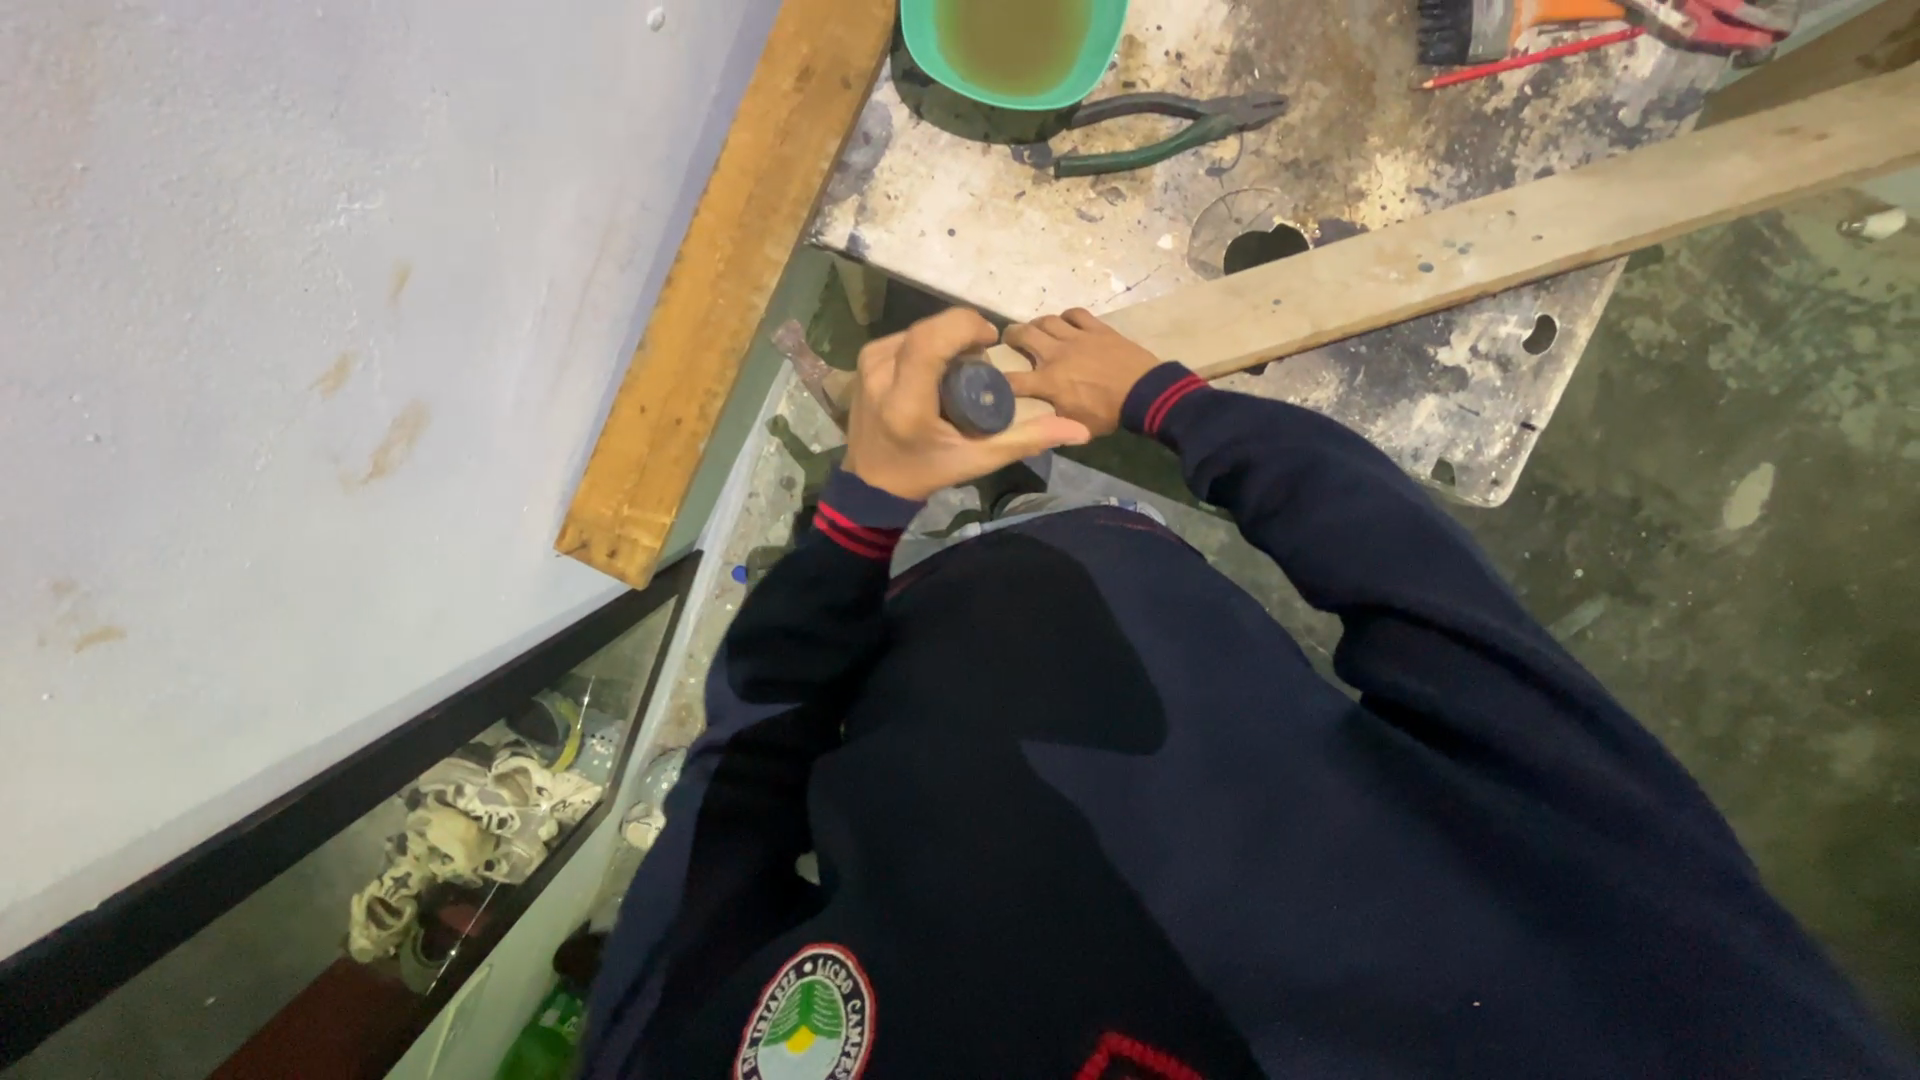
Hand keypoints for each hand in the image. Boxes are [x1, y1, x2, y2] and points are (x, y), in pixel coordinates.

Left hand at [842, 308, 1091, 500]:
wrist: (871, 485)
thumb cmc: (925, 473)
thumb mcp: (977, 460)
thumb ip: (1025, 440)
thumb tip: (1077, 430)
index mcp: (906, 400)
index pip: (931, 340)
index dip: (964, 326)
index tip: (989, 341)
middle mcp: (880, 375)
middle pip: (928, 330)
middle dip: (961, 333)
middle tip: (981, 359)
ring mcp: (867, 365)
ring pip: (917, 331)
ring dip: (945, 340)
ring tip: (961, 367)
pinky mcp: (864, 361)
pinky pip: (903, 338)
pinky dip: (927, 345)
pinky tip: (937, 369)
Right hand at [1003, 308, 1162, 435]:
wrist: (1144, 393)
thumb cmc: (1109, 414)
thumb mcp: (1078, 427)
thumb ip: (1056, 423)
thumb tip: (1043, 427)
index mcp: (1049, 382)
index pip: (1012, 380)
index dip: (998, 380)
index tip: (991, 379)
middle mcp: (1056, 354)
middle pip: (1023, 334)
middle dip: (1011, 335)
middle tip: (1009, 339)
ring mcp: (1077, 337)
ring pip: (1047, 320)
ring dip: (1037, 323)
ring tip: (1035, 329)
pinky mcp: (1096, 328)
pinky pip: (1075, 314)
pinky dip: (1066, 317)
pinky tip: (1065, 322)